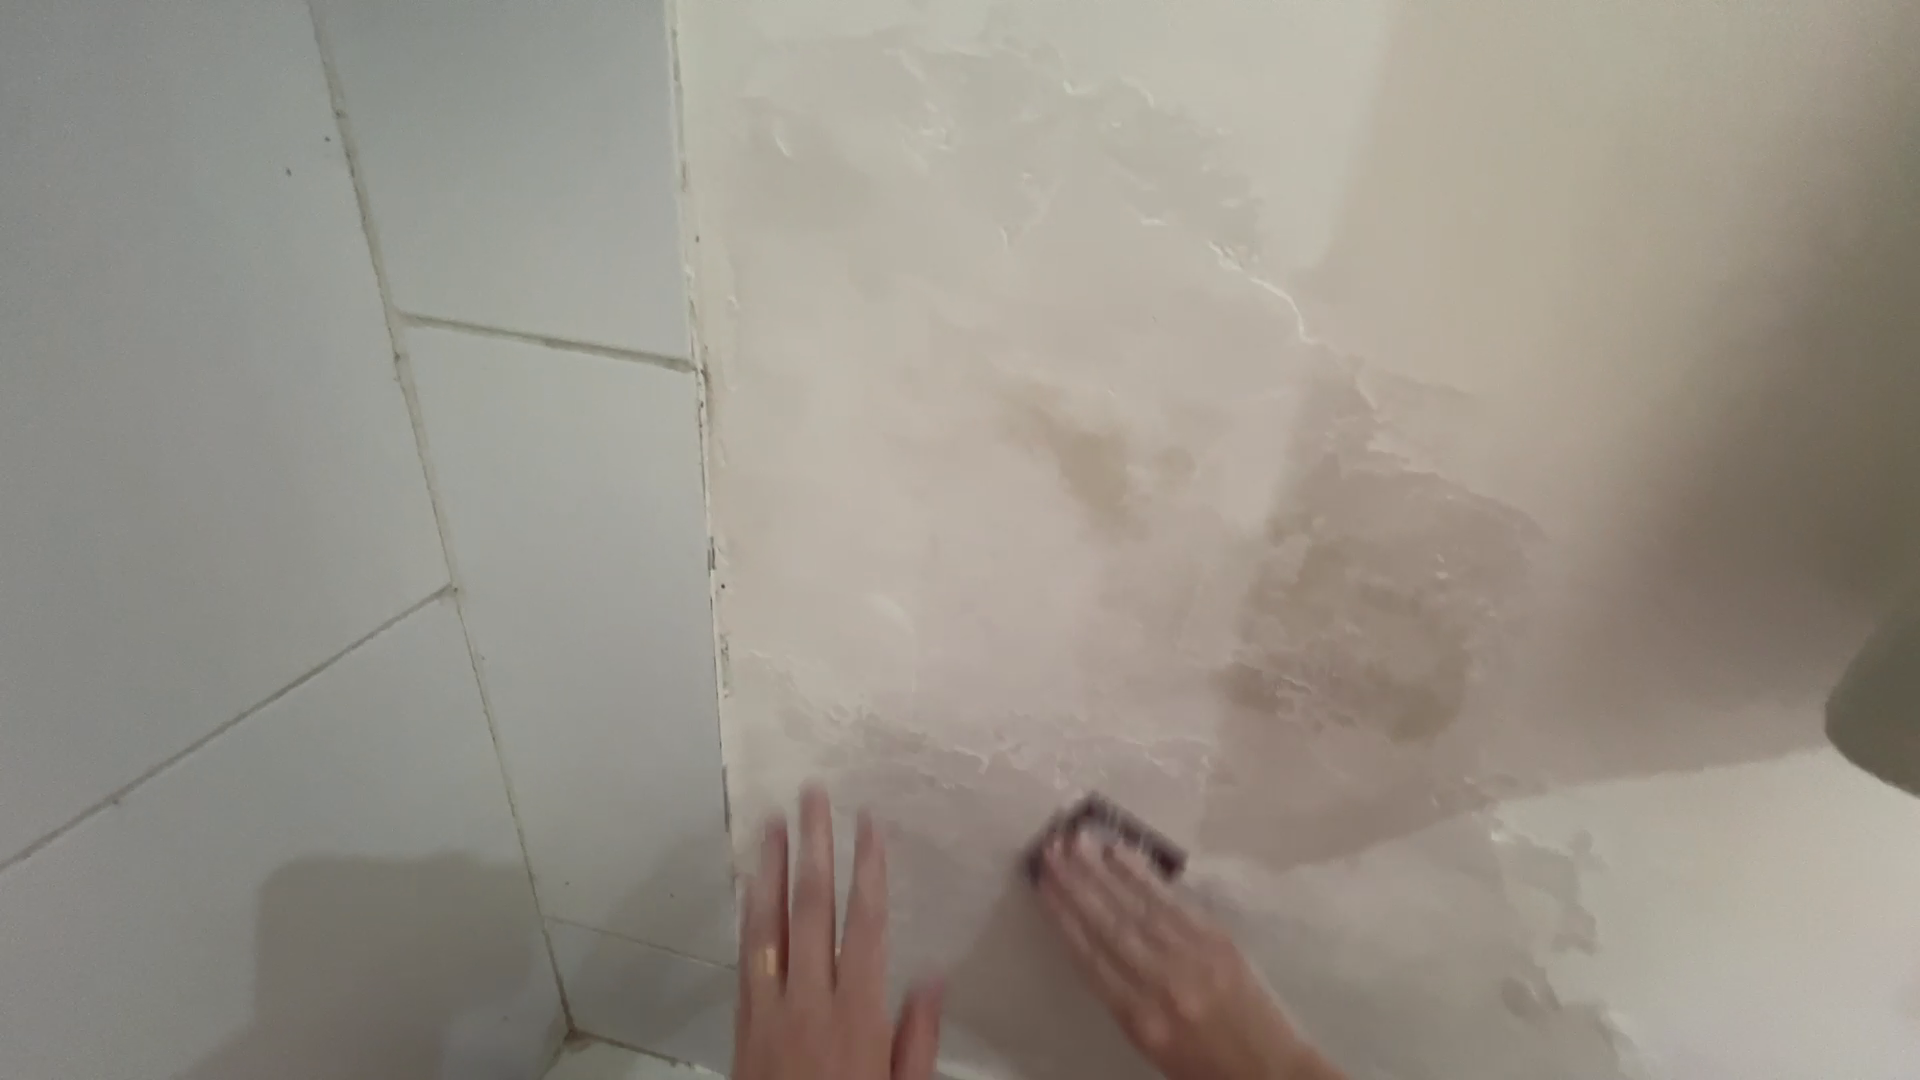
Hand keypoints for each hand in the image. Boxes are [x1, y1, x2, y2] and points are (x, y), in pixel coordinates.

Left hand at [734, 786, 945, 1079]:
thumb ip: (917, 1037)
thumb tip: (935, 974)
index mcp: (858, 1012)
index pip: (866, 922)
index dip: (869, 868)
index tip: (869, 823)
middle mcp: (812, 998)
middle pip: (813, 907)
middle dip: (816, 845)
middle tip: (813, 795)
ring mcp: (770, 1005)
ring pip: (770, 922)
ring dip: (772, 866)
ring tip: (773, 820)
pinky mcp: (742, 1019)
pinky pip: (746, 953)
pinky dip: (748, 910)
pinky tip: (749, 881)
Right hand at [1035, 832, 1344, 1079]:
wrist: (1274, 1074)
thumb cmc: (1204, 1066)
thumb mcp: (1151, 1044)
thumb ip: (1121, 995)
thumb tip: (1090, 937)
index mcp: (1141, 1020)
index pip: (1090, 958)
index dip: (1063, 917)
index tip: (1041, 884)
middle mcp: (1162, 984)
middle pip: (1108, 925)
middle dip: (1074, 884)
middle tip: (1050, 848)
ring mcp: (1191, 956)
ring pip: (1135, 905)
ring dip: (1100, 869)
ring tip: (1075, 839)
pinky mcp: (1216, 938)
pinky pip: (1170, 900)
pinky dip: (1141, 873)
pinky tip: (1119, 852)